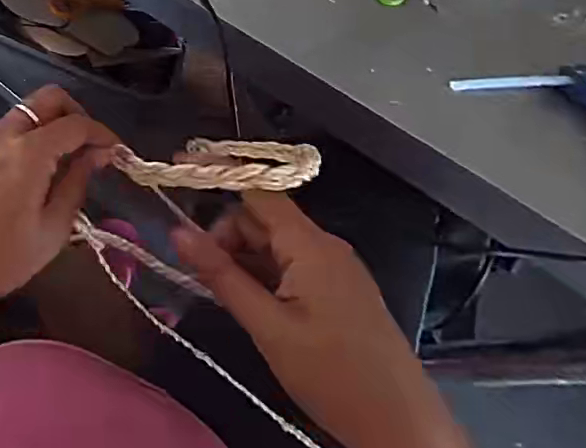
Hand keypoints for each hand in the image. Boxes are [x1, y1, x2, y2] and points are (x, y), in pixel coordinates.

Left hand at [0, 86, 118, 343]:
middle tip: (95, 148)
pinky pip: (19, 123)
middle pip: (51, 97)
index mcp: (29, 150)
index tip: (121, 154)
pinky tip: (51, 163)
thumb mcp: (52, 229)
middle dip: (79, 114)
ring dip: (58, 120)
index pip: (76, 124)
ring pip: (33, 107)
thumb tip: (98, 155)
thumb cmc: (1, 258)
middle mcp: (9, 132)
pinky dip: (40, 130)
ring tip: (76, 158)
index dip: (103, 134)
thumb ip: (77, 183)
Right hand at [173, 193, 468, 447]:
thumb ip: (222, 276)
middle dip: (225, 236)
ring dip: (243, 258)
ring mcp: (336, 267)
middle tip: (201, 271)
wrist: (408, 435)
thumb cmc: (335, 377)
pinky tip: (252, 302)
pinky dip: (263, 274)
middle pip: (261, 218)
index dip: (217, 171)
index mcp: (311, 244)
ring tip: (224, 293)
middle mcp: (325, 245)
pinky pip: (291, 264)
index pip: (257, 187)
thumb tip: (177, 232)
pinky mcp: (340, 290)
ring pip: (274, 243)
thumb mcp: (269, 328)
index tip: (179, 164)